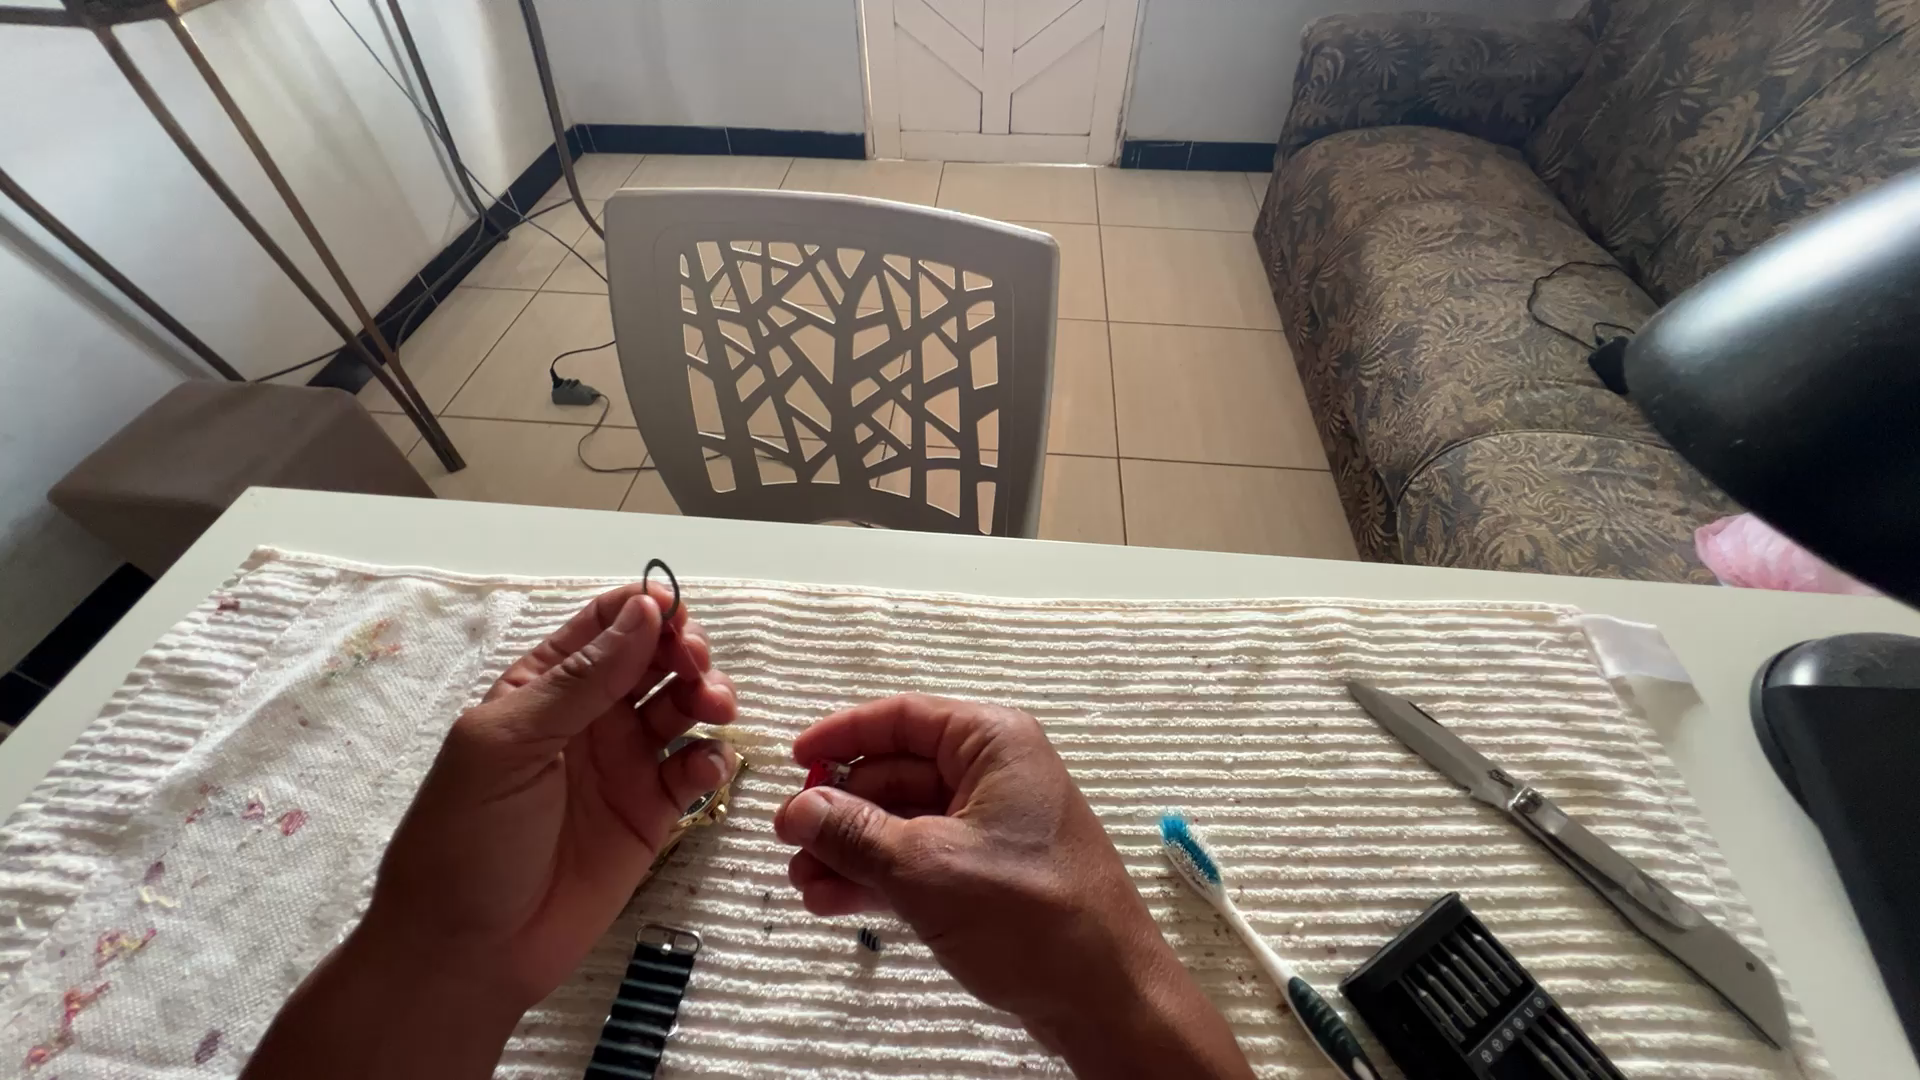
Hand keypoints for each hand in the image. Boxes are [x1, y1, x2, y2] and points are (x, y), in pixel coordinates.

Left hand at [244, 583, 736, 1078]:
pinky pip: (698, 765)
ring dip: (709, 695)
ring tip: (714, 710)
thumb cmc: (467, 836)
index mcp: (548, 686)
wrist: (469, 954)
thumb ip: (583, 677)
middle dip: (687, 650)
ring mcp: (629, 759)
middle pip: (658, 657)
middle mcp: (595, 714)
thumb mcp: (510, 744)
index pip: (607, 624)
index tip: (676, 616)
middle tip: (696, 667)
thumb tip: (647, 607)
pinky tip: (702, 770)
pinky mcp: (657, 806)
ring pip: (686, 704)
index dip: (646, 609)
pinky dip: (712, 758)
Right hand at [773, 695, 1253, 1079]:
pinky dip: (877, 874)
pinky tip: (831, 899)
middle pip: (897, 770)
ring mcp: (990, 821)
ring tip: (802, 880)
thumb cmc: (1030, 915)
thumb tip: (793, 808)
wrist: (1107, 999)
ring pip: (903, 818)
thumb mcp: (928, 868)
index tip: (793, 759)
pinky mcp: (986, 868)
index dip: (843, 734)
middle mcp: (992, 771)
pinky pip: (919, 856)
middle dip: (841, 807)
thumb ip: (854, 834)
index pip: (903, 718)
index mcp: (992, 741)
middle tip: (789, 840)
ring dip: (852, 847)